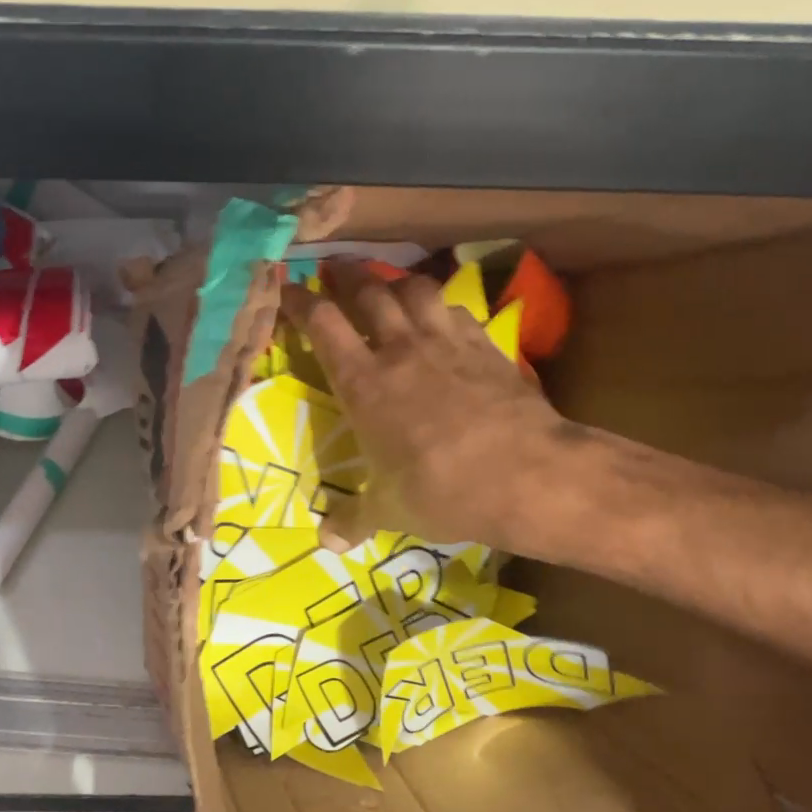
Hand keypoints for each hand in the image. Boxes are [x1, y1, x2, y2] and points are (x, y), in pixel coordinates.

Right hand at [280, 261, 574, 557]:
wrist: (528, 475)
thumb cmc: (443, 491)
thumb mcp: (389, 510)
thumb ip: (353, 518)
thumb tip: (326, 542)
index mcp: (363, 383)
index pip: (321, 323)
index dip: (297, 300)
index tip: (284, 287)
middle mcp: (401, 350)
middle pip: (367, 292)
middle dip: (344, 276)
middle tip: (331, 270)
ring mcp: (447, 343)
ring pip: (415, 289)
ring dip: (394, 284)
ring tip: (385, 289)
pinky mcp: (486, 347)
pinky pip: (455, 312)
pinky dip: (438, 309)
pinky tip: (438, 321)